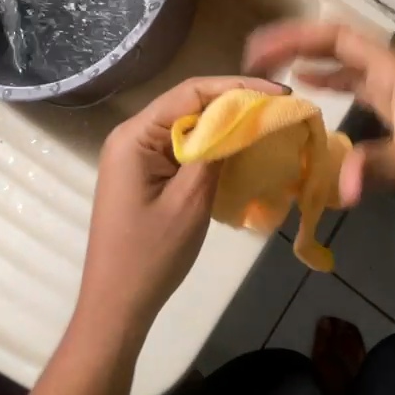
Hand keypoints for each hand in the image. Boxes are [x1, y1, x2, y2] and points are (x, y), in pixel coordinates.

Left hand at [78, 74, 289, 337]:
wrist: (115, 307)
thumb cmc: (150, 255)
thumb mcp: (190, 201)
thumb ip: (215, 151)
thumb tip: (244, 117)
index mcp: (135, 135)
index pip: (191, 92)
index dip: (237, 87)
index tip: (278, 92)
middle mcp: (132, 134)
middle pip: (189, 102)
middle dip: (234, 100)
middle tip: (278, 104)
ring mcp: (136, 153)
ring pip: (188, 122)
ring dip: (225, 120)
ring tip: (266, 119)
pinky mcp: (145, 171)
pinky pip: (183, 143)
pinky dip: (212, 141)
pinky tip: (239, 146)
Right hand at [244, 21, 394, 207]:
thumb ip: (375, 167)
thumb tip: (337, 189)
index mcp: (391, 67)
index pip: (337, 36)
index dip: (298, 37)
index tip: (262, 47)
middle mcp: (388, 65)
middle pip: (334, 41)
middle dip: (295, 42)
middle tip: (254, 56)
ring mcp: (391, 81)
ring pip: (341, 58)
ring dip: (307, 56)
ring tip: (269, 65)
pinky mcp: (393, 99)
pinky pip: (351, 78)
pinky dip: (326, 76)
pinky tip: (305, 82)